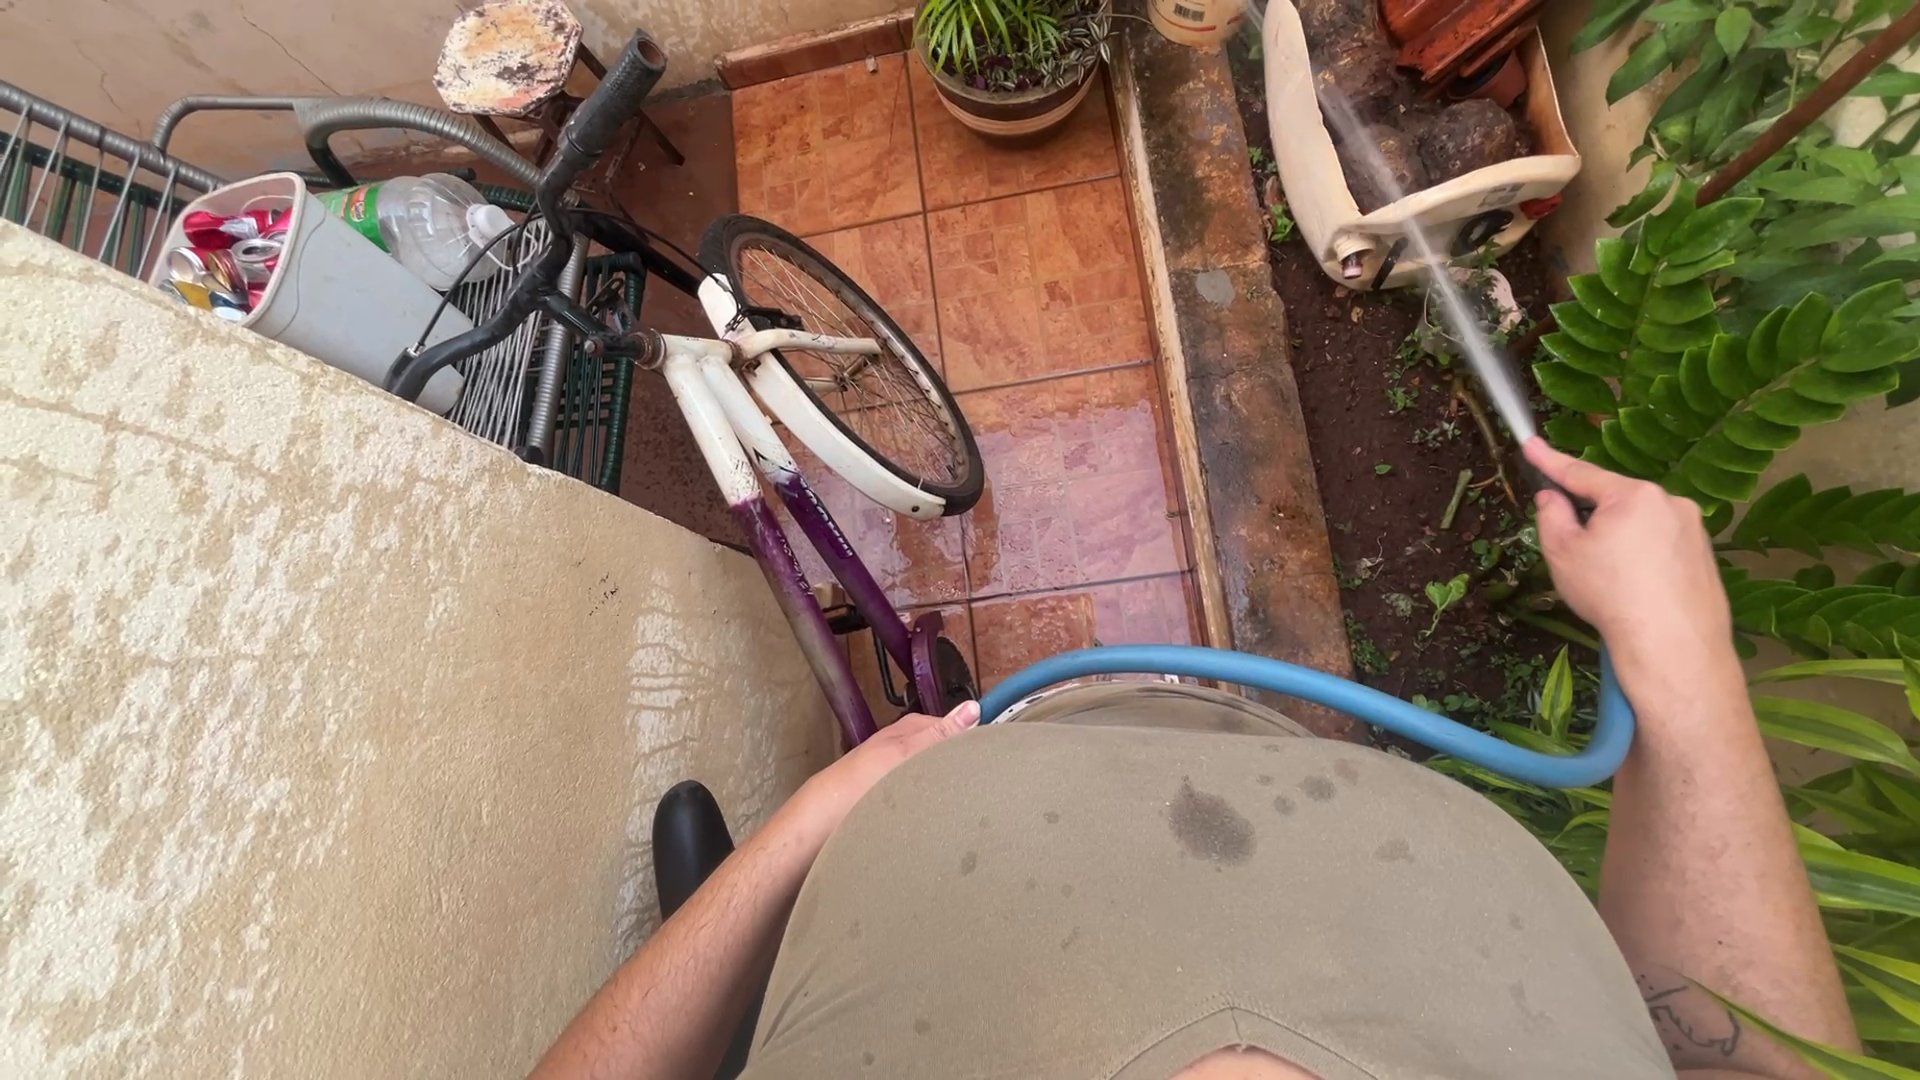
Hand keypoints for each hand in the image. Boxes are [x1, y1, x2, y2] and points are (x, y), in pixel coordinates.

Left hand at [786, 701, 980, 845]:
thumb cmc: (859, 783)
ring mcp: (895, 778)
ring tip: (966, 808)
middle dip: (961, 769)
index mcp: (908, 732)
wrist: (818, 827)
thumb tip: (974, 707)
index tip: (994, 761)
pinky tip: (940, 822)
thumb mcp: (904, 753)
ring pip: (933, 779)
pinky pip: (921, 800)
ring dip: (946, 791)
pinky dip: (931, 808)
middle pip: (943, 755)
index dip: (972, 742)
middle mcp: (903, 751)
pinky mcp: (889, 804)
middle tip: (984, 790)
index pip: (952, 729)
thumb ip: (939, 733)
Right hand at [1523, 438, 1732, 675]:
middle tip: (1569, 548)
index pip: (1581, 473)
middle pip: (1613, 499)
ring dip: (1613, 537)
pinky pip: (1657, 543)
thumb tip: (1552, 497)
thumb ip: (1551, 515)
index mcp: (1633, 495)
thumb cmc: (1606, 589)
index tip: (1528, 442)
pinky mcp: (1703, 555)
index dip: (1548, 459)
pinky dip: (1636, 555)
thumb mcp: (1561, 550)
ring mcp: (1693, 528)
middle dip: (1587, 515)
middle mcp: (1670, 502)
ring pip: (1636, 523)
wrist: (1670, 639)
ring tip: (1601, 576)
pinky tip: (1628, 585)